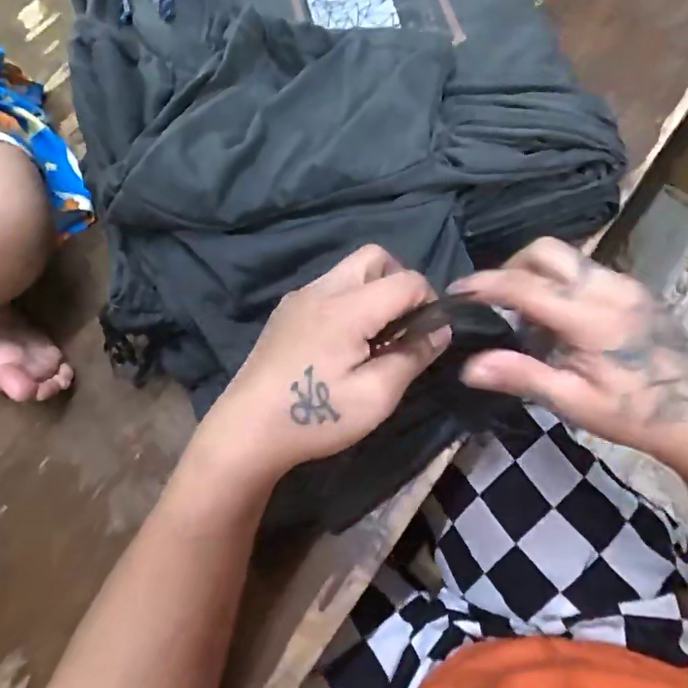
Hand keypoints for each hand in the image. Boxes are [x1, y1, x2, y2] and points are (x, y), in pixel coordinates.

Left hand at [193, 245, 448, 487]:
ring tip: (371, 340)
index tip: (426, 338)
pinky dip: (347, 302)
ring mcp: (298, 298)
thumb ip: (413, 357)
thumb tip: (440, 330)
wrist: (247, 430)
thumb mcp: (376, 396)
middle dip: (399, 283)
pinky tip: (340, 345)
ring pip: (348, 271)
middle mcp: (321, 290)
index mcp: (346, 307)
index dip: (429, 304)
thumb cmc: (315, 417)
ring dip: (372, 292)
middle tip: (400, 328)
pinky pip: (327, 289)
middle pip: (374, 257)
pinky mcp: (284, 312)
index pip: (407, 280)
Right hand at [452, 238, 687, 466]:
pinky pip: (583, 269)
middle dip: (510, 266)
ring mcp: (625, 284)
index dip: (483, 284)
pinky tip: (558, 319)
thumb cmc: (636, 414)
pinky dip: (558, 282)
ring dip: (535, 274)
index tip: (454, 292)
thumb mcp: (574, 402)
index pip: (524, 284)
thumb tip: (467, 366)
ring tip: (524, 314)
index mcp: (590, 316)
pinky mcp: (634, 289)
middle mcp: (608, 287)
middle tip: (493, 300)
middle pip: (545, 251)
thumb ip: (521, 375)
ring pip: (566, 256)